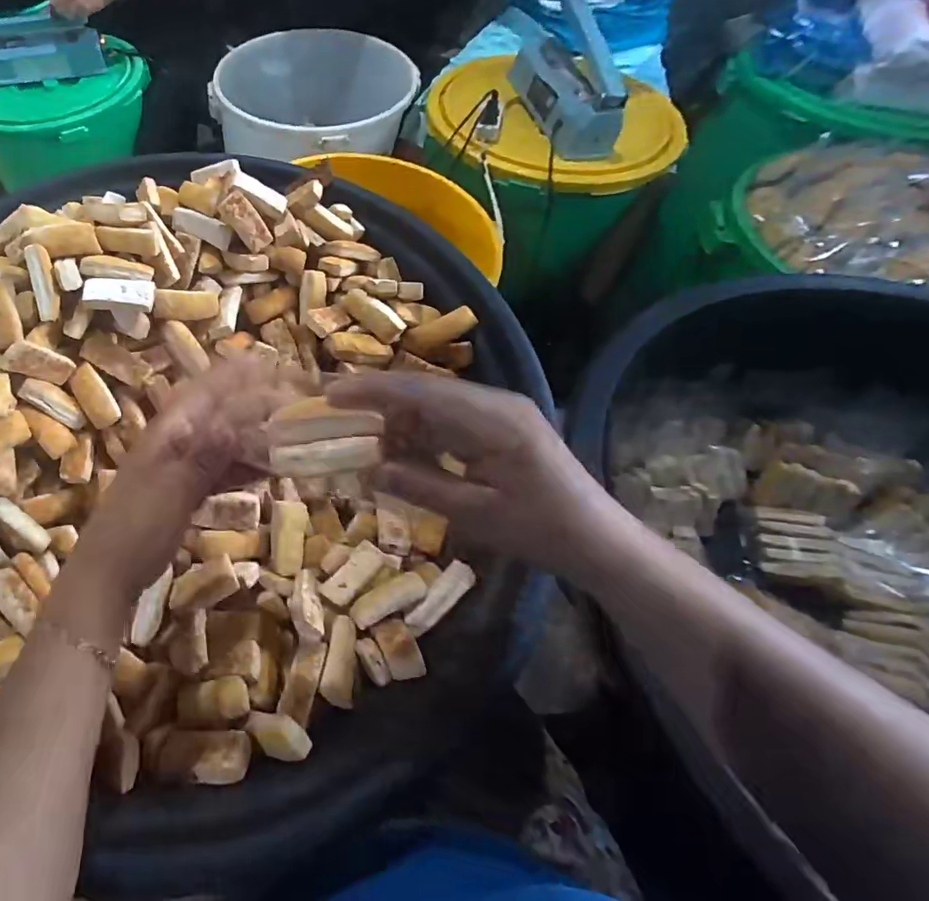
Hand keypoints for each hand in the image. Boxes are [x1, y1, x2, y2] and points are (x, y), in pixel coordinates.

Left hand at [65, 359, 300, 603]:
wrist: (109, 571)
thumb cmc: (139, 526)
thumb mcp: (174, 488)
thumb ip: (206, 453)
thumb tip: (237, 419)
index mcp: (168, 431)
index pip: (206, 390)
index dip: (237, 375)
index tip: (271, 363)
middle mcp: (173, 441)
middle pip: (217, 411)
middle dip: (251, 400)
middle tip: (290, 397)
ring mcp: (176, 467)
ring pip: (220, 440)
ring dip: (251, 434)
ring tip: (287, 428)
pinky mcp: (181, 492)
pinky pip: (217, 469)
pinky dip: (241, 466)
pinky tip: (266, 470)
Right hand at [327, 373, 629, 582]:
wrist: (599, 539)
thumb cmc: (541, 530)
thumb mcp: (476, 515)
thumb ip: (421, 487)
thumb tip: (371, 468)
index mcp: (493, 420)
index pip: (421, 393)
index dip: (372, 391)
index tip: (330, 394)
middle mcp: (495, 403)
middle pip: (423, 389)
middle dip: (375, 396)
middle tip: (331, 404)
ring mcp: (498, 411)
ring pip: (431, 402)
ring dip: (395, 418)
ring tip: (361, 438)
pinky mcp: (497, 425)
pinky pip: (446, 417)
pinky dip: (417, 431)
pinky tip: (399, 448)